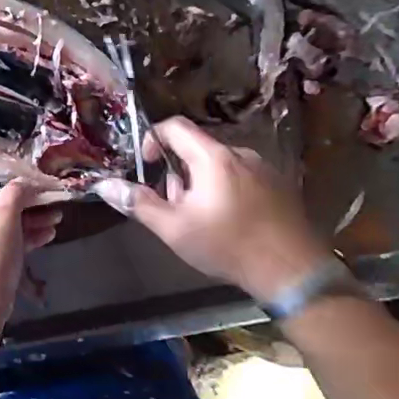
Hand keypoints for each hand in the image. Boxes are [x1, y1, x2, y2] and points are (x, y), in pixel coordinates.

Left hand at [0, 180, 62, 330]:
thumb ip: (15, 194)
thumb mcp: (5, 220)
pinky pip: (5, 239)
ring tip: (58, 215)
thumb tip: (24, 180)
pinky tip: (50, 233)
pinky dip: (24, 235)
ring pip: (3, 221)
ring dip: (29, 218)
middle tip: (48, 196)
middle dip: (24, 200)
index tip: (23, 171)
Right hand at [91, 117, 327, 300]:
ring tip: (200, 219)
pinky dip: (225, 190)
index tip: (146, 166)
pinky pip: (241, 177)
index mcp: (214, 158)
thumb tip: (104, 185)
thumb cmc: (228, 246)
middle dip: (177, 173)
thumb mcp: (173, 228)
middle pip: (196, 149)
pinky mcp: (280, 186)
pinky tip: (227, 222)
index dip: (152, 139)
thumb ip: (138, 203)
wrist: (294, 272)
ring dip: (200, 184)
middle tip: (173, 207)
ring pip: (218, 165)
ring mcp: (265, 169)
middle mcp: (242, 154)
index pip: (175, 127)